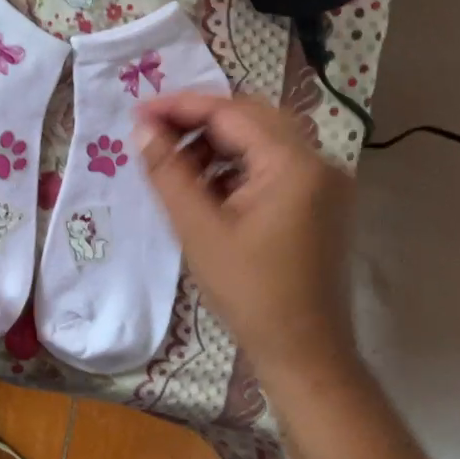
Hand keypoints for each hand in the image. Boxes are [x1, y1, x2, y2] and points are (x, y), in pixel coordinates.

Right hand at [136, 93, 357, 391]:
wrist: (304, 352)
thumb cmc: (249, 290)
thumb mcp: (197, 228)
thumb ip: (168, 171)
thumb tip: (142, 128)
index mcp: (294, 165)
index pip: (231, 113)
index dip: (179, 107)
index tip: (136, 113)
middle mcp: (317, 164)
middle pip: (251, 117)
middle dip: (198, 119)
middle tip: (152, 131)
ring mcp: (323, 185)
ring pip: (261, 139)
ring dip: (215, 142)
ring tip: (172, 161)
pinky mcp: (318, 204)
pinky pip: (271, 165)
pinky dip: (234, 164)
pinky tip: (202, 185)